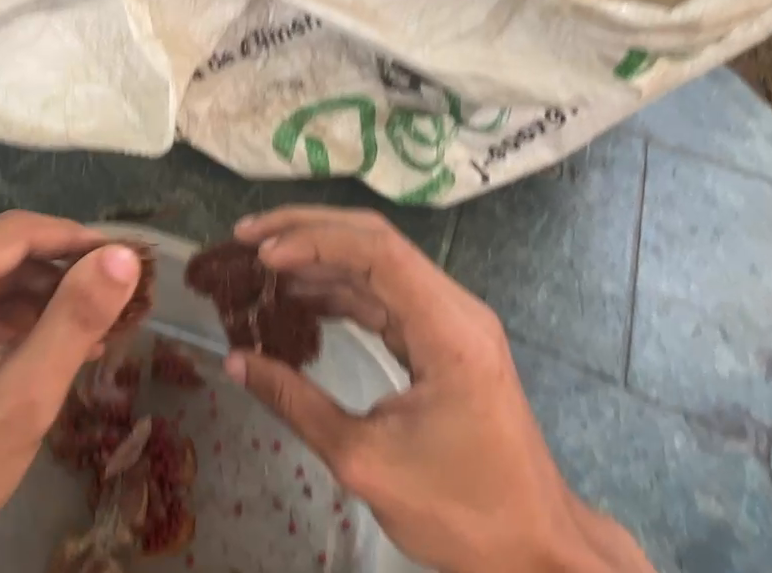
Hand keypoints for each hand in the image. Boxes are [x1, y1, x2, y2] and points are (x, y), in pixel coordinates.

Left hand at [0, 211, 142, 572]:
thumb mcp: (24, 396)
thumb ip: (76, 319)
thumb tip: (123, 258)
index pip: (16, 231)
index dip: (75, 238)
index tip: (123, 258)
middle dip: (57, 274)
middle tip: (113, 300)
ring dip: (32, 300)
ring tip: (89, 330)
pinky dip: (0, 321)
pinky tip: (41, 346)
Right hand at [227, 207, 654, 572]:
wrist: (537, 551)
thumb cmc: (462, 510)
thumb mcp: (364, 460)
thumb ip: (294, 402)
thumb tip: (233, 360)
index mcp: (448, 330)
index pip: (377, 252)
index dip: (312, 241)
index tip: (260, 255)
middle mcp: (452, 309)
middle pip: (373, 240)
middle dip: (304, 230)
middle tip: (243, 237)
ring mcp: (447, 320)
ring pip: (372, 262)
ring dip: (313, 257)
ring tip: (255, 264)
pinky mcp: (437, 337)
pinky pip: (378, 294)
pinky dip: (331, 289)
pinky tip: (290, 297)